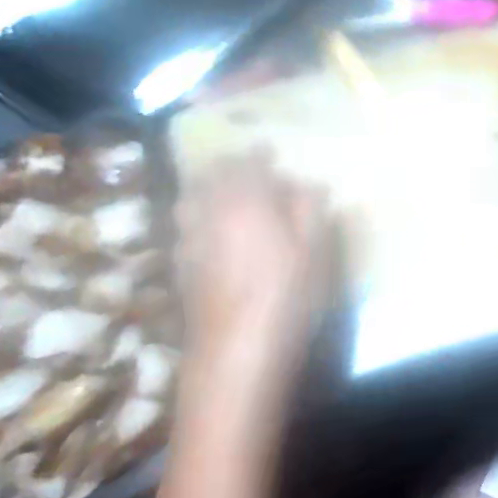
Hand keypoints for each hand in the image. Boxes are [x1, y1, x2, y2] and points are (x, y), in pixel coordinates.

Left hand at [176, 156, 340, 406]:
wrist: (236, 350)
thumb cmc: (286, 295)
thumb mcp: (315, 249)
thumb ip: (311, 209)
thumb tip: (307, 184)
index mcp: (245, 202)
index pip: (246, 164)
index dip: (258, 154)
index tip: (269, 148)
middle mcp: (209, 213)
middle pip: (211, 177)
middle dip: (230, 168)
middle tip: (251, 170)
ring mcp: (189, 239)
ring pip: (191, 199)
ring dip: (209, 190)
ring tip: (229, 196)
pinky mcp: (181, 265)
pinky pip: (187, 225)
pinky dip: (200, 216)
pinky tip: (217, 232)